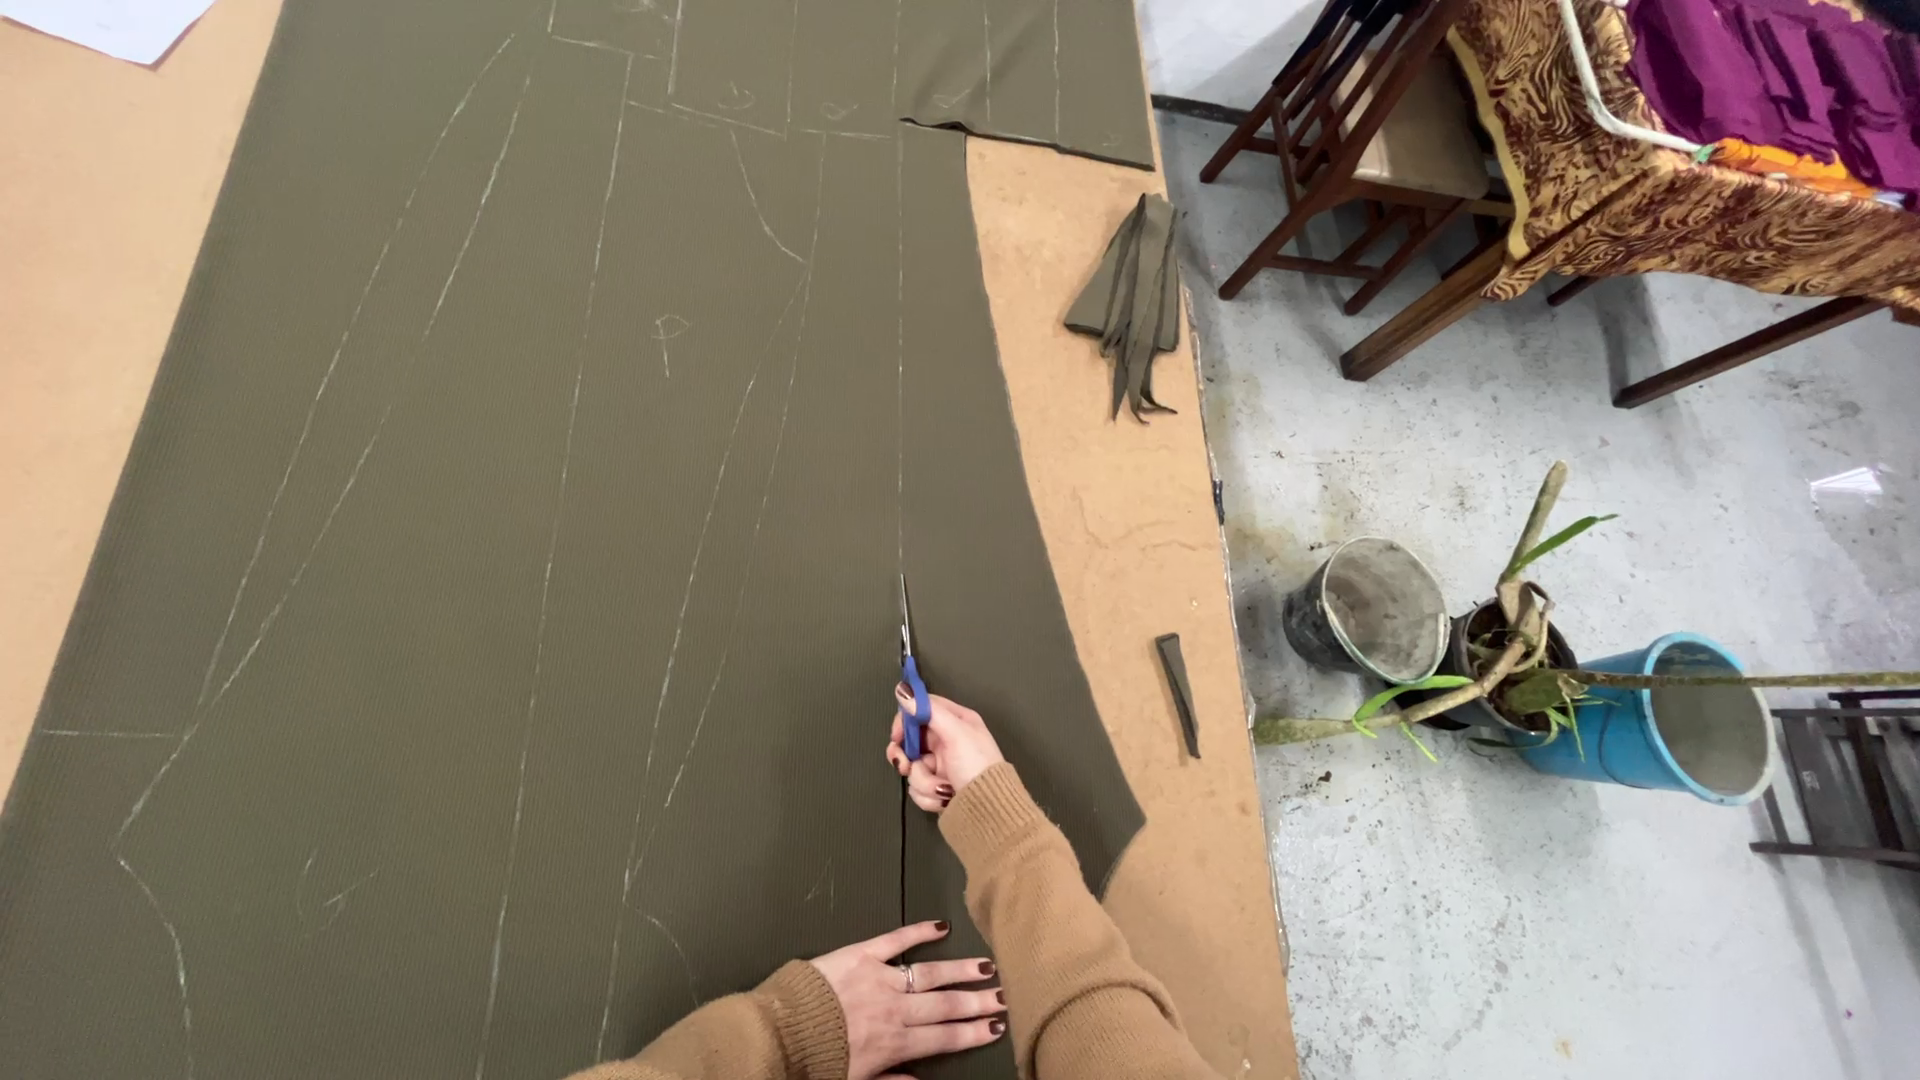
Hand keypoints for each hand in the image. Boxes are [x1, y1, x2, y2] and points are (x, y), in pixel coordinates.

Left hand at [808, 920, 1005, 1078]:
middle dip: (977, 1001)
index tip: (996, 1026)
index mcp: (894, 1043)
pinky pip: (895, 940)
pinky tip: (941, 926)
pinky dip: (919, 931)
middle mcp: (895, 1009)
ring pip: (929, 973)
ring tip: (986, 966)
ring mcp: (881, 978)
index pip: (943, 1038)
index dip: (972, 1033)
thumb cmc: (815, 1062)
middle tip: (1005, 993)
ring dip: (959, 970)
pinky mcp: (862, 954)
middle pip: (944, 1005)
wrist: (781, 1032)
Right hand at [884, 689, 1004, 812]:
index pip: (922, 709)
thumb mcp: (956, 734)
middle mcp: (947, 741)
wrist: (989, 811)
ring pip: (912, 767)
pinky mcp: (936, 787)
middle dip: (907, 757)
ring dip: (923, 781)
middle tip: (906, 766)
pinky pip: (917, 788)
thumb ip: (928, 711)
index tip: (897, 735)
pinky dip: (928, 795)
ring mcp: (941, 765)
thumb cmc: (976, 766)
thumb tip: (903, 689)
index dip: (906, 721)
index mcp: (956, 721)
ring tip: (942, 788)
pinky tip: (943, 798)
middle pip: (911, 740)